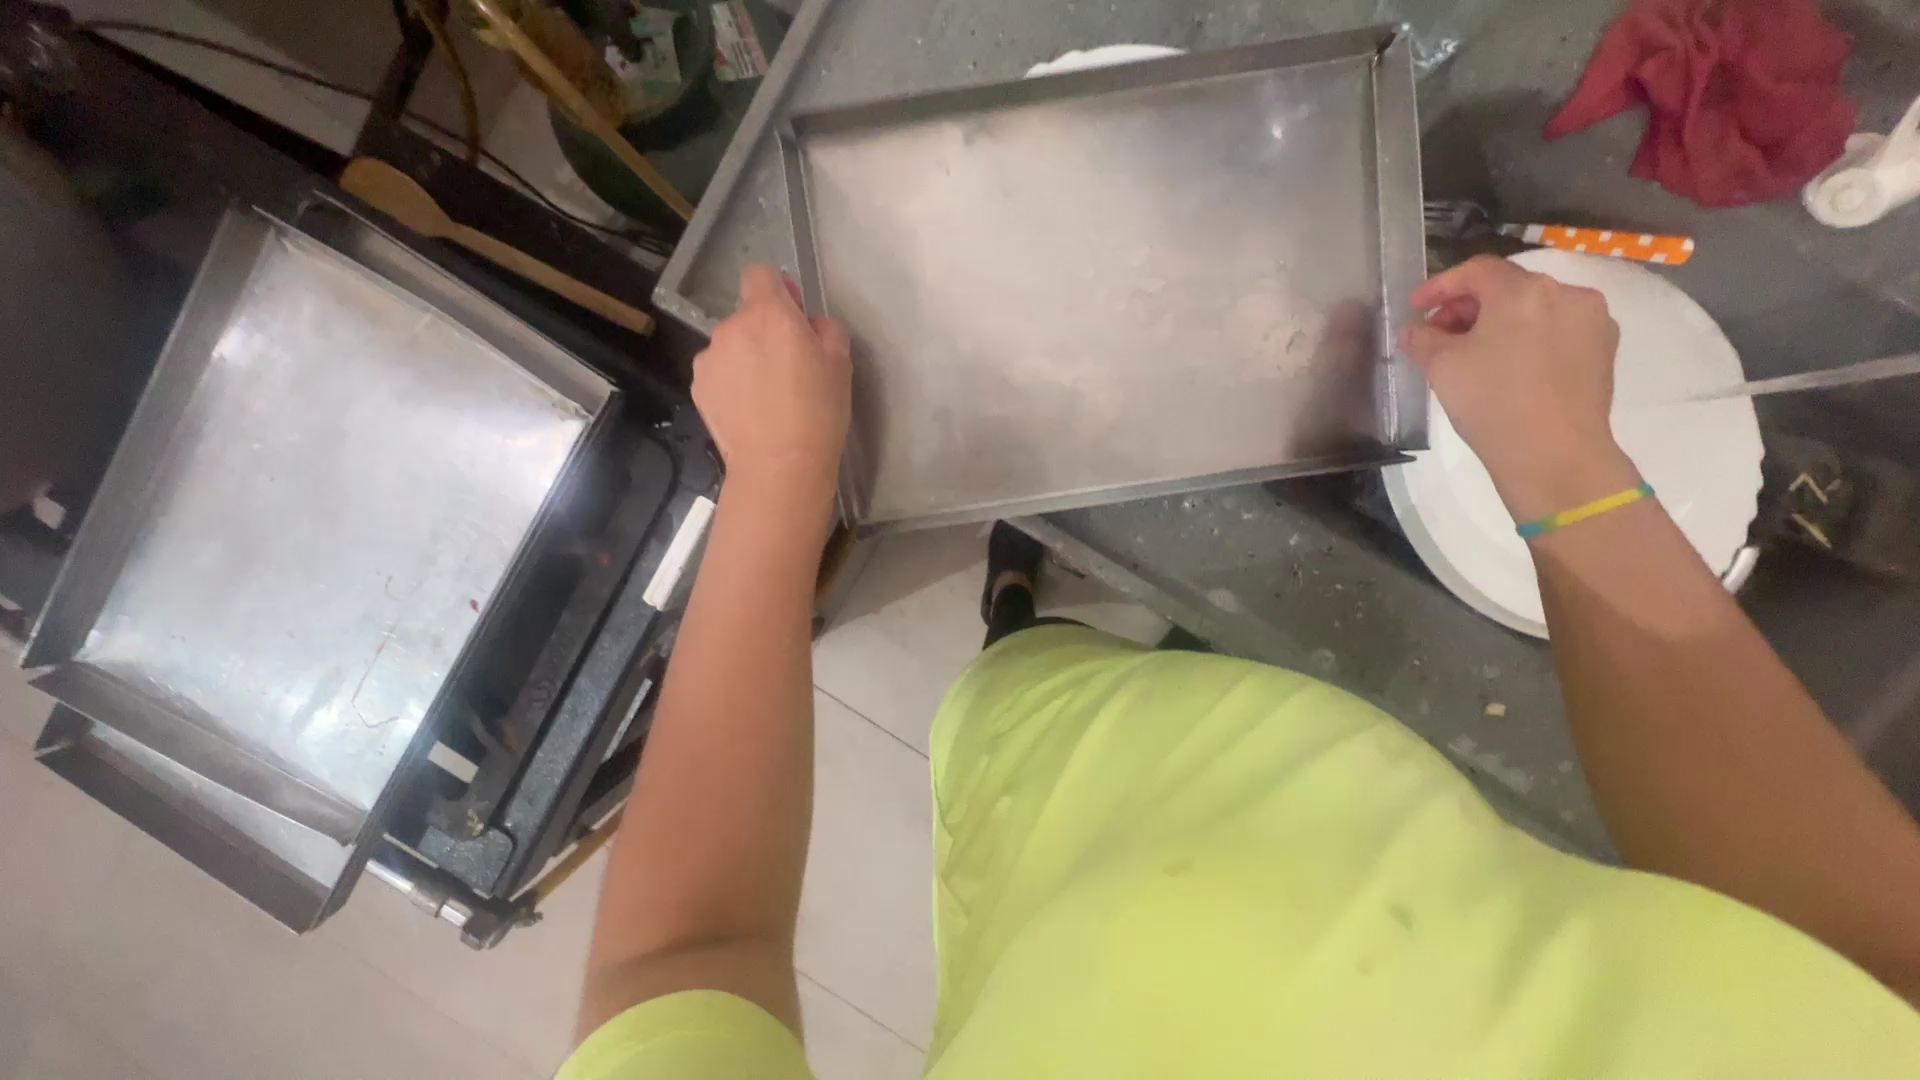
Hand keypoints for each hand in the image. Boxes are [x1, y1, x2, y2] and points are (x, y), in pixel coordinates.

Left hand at [693, 265, 852, 497]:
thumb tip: (810, 325)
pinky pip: (718, 374)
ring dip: (745, 360)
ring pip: (731, 347)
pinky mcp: (698, 388)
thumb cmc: (818, 413)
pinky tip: (749, 413)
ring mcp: (710, 359)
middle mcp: (732, 328)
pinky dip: (731, 385)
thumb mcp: (841, 365)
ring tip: (766, 398)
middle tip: (788, 371)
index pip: (760, 273)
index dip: (777, 289)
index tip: (792, 315)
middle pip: (747, 317)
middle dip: (764, 334)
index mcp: (769, 314)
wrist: (779, 466)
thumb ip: (826, 330)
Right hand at [1399, 255, 1638, 521]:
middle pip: (1508, 287)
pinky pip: (1556, 330)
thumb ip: (1422, 339)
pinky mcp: (1603, 349)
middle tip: (1439, 334)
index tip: (1416, 306)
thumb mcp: (1441, 367)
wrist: (1554, 453)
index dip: (1441, 285)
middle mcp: (1565, 294)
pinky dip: (1527, 338)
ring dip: (1499, 322)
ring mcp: (1592, 320)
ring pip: (1534, 309)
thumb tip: (1415, 329)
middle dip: (1468, 306)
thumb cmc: (1491, 402)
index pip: (1476, 270)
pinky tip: (1508, 367)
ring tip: (1473, 353)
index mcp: (1523, 291)